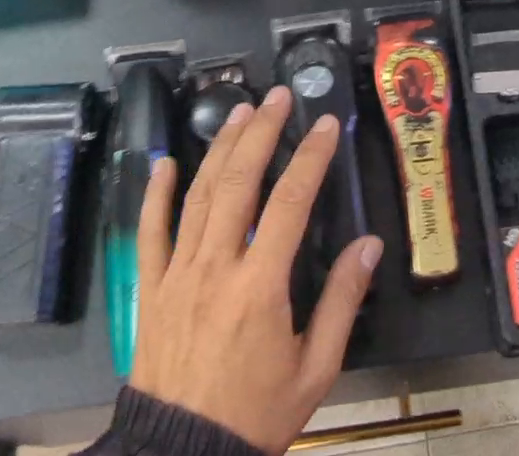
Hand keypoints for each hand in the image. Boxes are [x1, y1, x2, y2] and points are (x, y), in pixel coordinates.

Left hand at [130, 88, 382, 454]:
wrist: (182, 452)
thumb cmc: (257, 412)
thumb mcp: (316, 368)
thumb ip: (342, 301)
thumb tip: (369, 244)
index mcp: (261, 285)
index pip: (290, 202)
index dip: (310, 157)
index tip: (325, 125)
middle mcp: (216, 266)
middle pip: (239, 183)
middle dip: (260, 133)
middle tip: (276, 98)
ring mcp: (177, 273)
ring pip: (198, 196)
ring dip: (219, 148)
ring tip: (237, 112)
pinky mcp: (150, 288)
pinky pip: (150, 232)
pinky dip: (155, 194)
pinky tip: (164, 163)